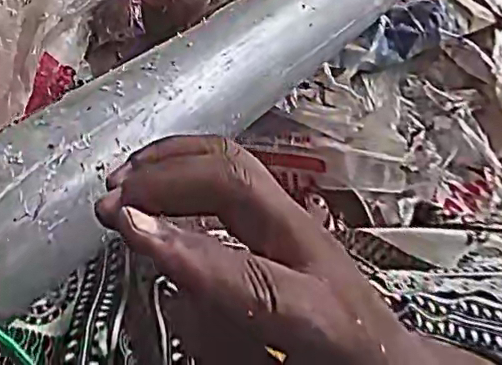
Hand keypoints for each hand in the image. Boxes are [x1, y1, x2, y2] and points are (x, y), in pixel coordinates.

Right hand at [96, 136, 483, 364]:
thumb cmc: (331, 352)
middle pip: (239, 185)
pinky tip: (149, 170)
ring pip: (232, 160)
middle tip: (112, 205)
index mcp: (329, 316)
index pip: (261, 283)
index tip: (129, 229)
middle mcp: (313, 252)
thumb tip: (168, 282)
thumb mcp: (277, 353)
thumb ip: (221, 331)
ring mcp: (297, 218)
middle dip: (165, 184)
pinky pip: (225, 163)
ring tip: (119, 181)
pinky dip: (179, 158)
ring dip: (166, 162)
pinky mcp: (276, 204)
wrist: (390, 360)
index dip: (190, 255)